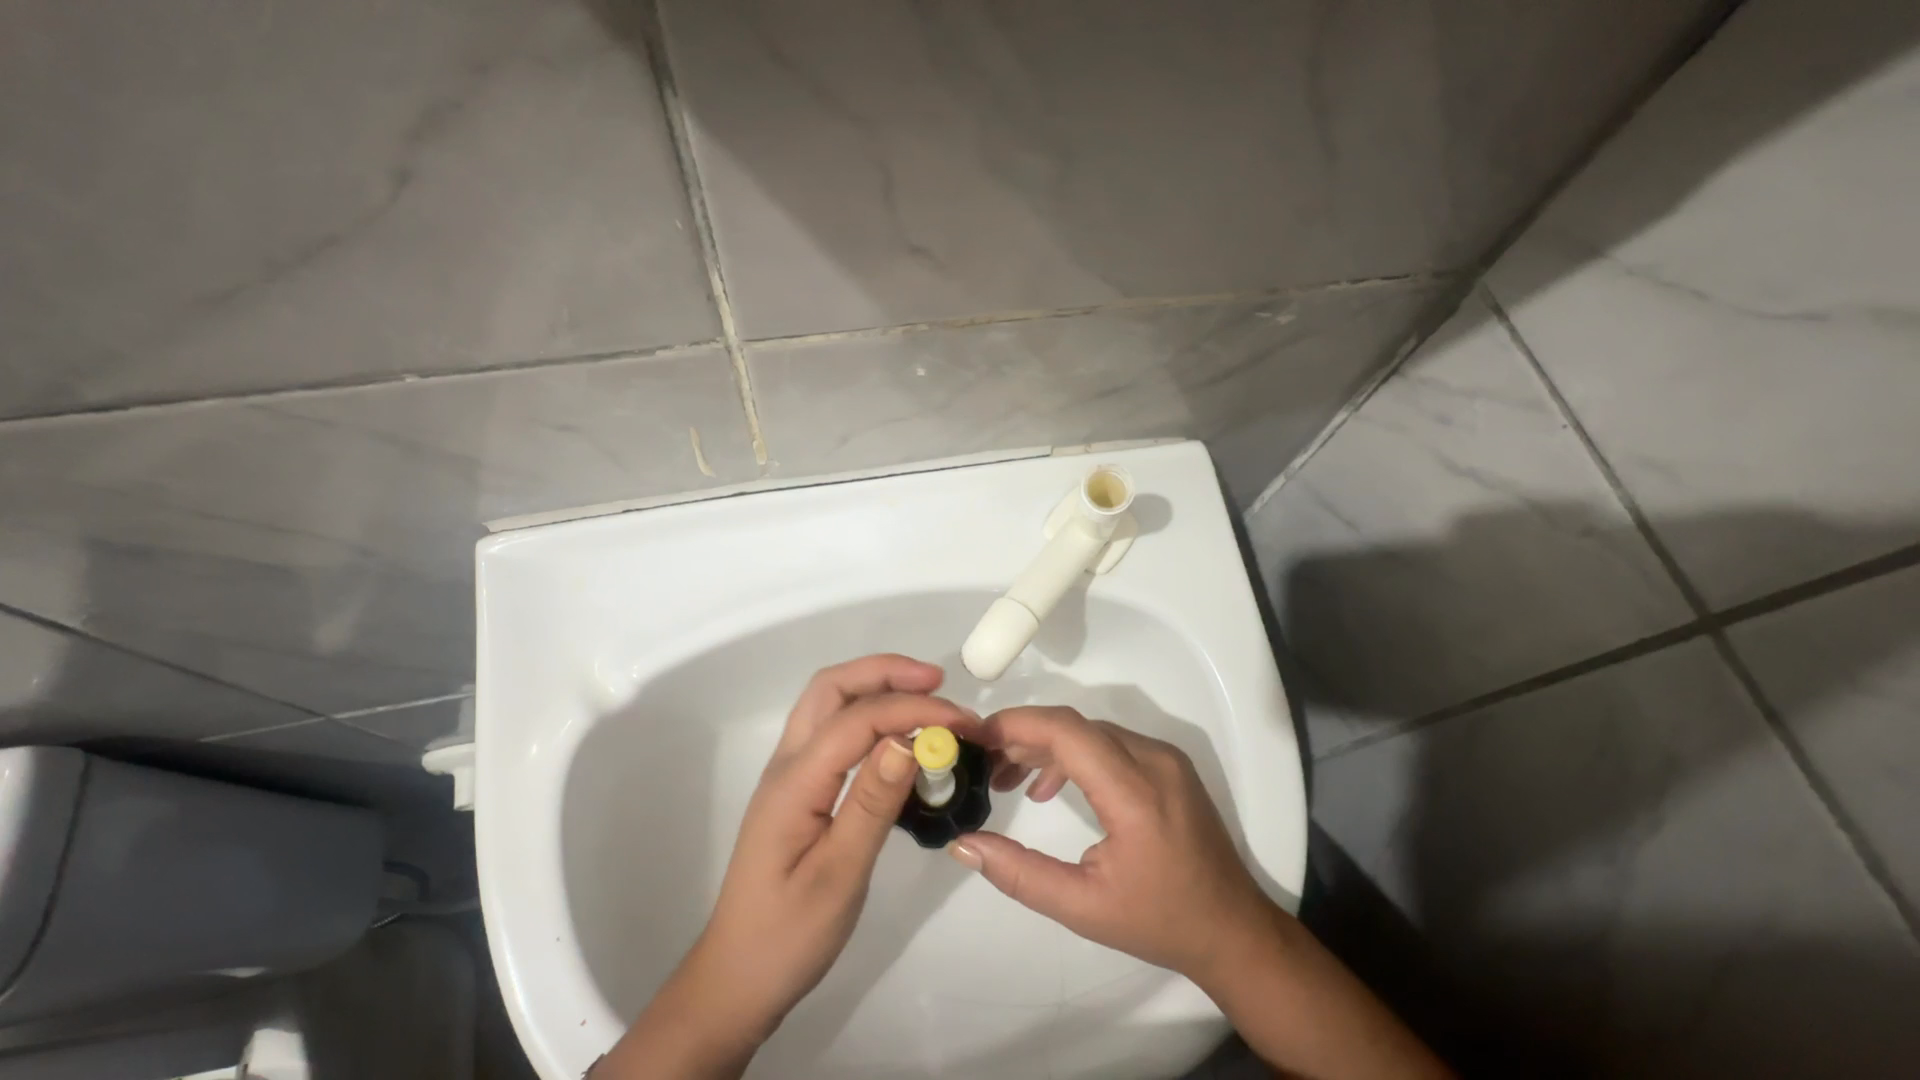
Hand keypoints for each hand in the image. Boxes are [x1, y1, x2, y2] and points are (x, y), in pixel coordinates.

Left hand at [599, 655, 972, 1078]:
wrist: (738, 978)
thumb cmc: (789, 935)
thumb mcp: (838, 875)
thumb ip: (872, 803)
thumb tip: (908, 740)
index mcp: (794, 782)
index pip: (857, 719)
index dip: (912, 709)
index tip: (962, 723)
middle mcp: (787, 766)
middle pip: (831, 689)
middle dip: (885, 673)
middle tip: (938, 683)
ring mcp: (790, 778)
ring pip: (828, 706)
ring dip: (876, 689)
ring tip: (927, 701)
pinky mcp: (799, 794)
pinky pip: (833, 734)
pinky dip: (868, 718)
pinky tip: (899, 741)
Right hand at [951, 705, 1274, 982]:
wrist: (1232, 929)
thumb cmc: (1158, 922)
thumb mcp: (1081, 907)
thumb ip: (1019, 874)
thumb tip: (963, 844)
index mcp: (1135, 793)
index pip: (1066, 731)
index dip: (1015, 725)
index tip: (974, 738)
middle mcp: (1154, 761)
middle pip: (1075, 725)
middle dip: (1022, 735)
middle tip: (981, 763)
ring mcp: (1166, 760)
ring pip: (1092, 730)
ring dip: (1046, 745)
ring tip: (1006, 777)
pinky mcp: (1170, 767)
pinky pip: (1112, 744)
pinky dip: (1074, 754)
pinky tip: (1049, 788)